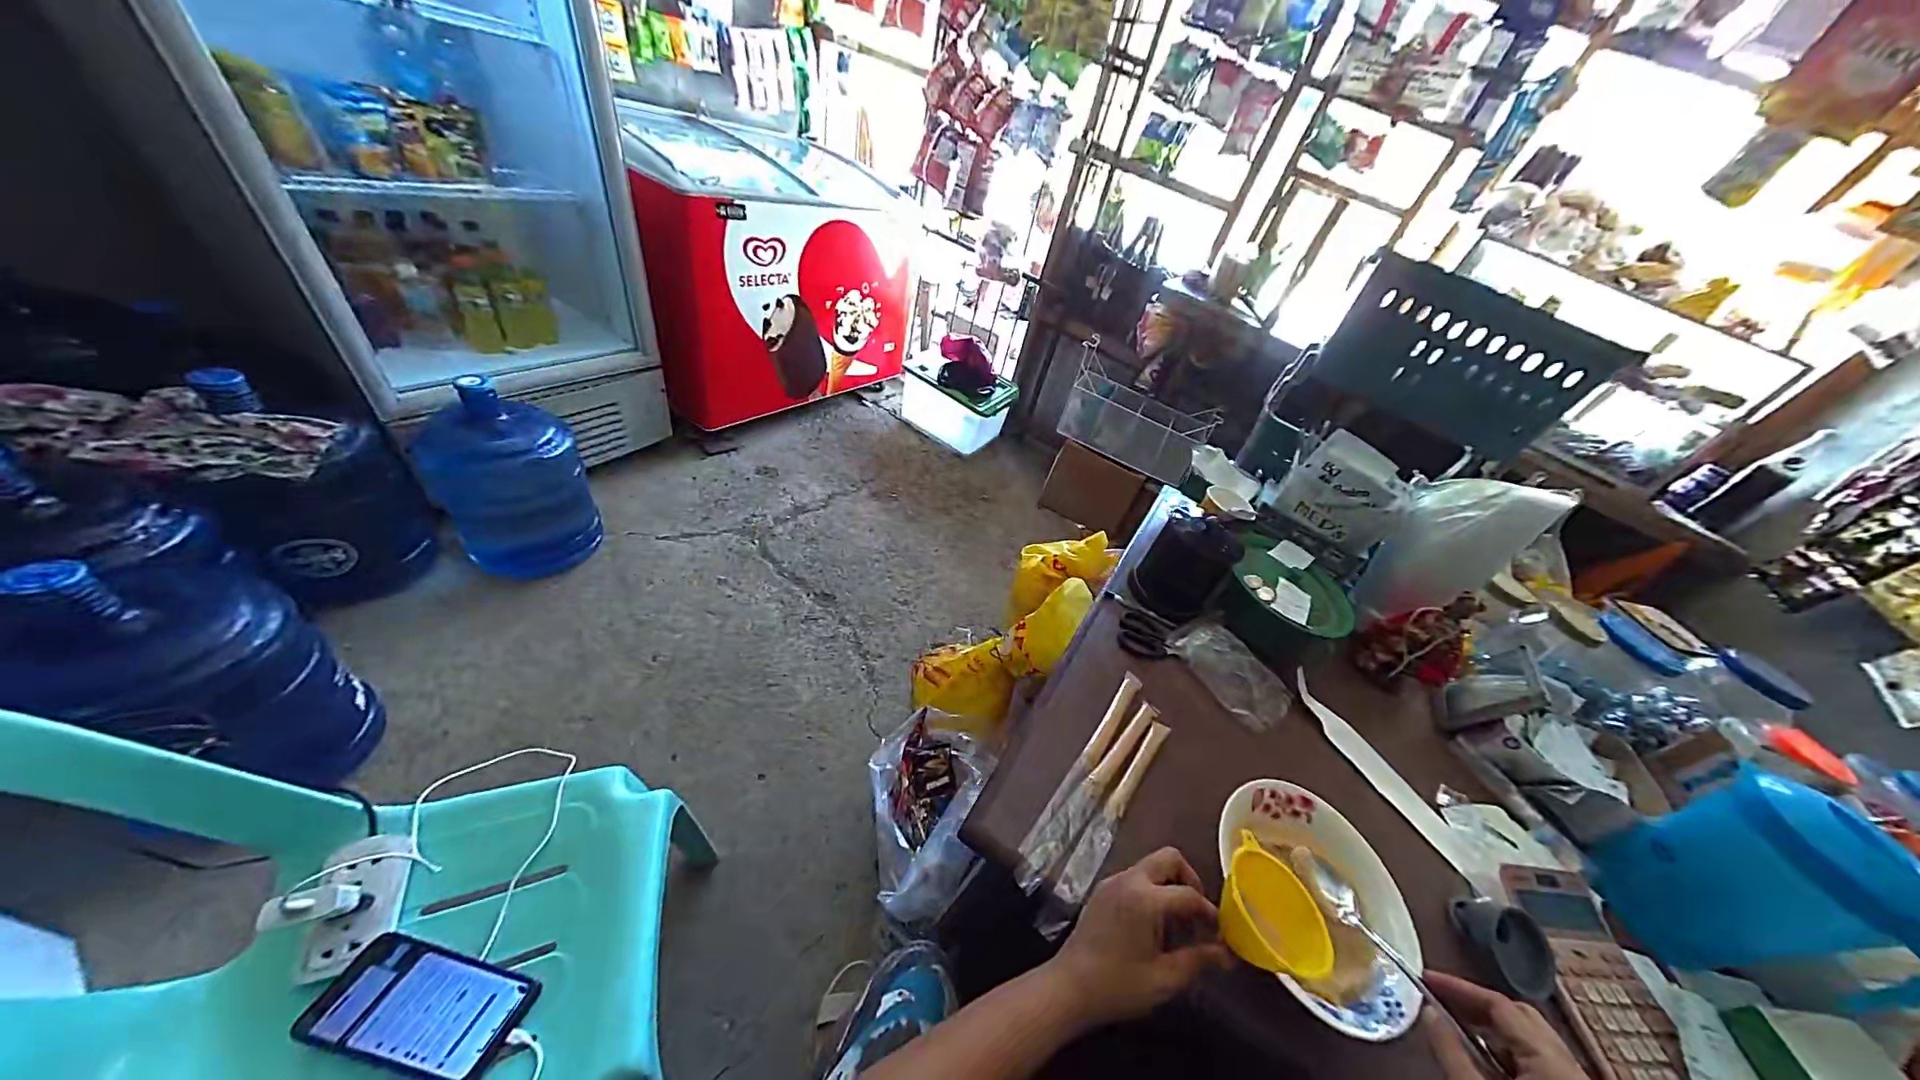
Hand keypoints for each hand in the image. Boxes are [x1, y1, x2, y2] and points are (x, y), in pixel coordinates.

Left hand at [1046, 847, 1232, 1028]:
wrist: (1069, 987)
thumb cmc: (1118, 985)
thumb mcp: (1164, 978)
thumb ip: (1198, 960)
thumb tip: (1226, 953)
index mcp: (1145, 898)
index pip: (1189, 894)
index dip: (1209, 913)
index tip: (1219, 934)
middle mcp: (1128, 880)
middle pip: (1169, 858)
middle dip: (1190, 881)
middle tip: (1198, 915)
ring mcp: (1112, 882)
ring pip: (1151, 866)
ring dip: (1170, 886)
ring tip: (1178, 926)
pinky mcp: (1103, 890)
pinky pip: (1136, 878)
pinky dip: (1152, 891)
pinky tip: (1155, 925)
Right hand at [1423, 970, 1590, 1079]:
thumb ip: (1451, 1052)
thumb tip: (1428, 1012)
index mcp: (1553, 1059)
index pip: (1500, 1004)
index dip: (1459, 987)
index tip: (1425, 978)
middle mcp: (1571, 1064)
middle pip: (1519, 1015)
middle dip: (1475, 1002)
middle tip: (1439, 998)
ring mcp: (1573, 1076)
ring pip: (1528, 1037)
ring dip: (1488, 1025)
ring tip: (1453, 1024)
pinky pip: (1536, 1058)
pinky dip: (1504, 1048)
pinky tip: (1480, 1056)